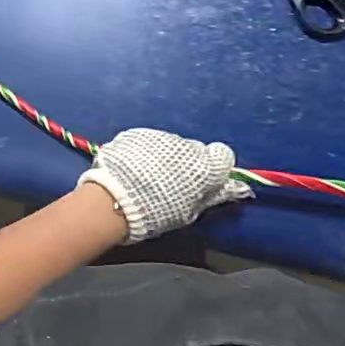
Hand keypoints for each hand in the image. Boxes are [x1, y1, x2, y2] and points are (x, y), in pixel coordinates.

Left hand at [77, 129, 250, 243]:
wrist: (113, 199)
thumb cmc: (155, 211)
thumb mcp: (189, 212)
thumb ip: (210, 196)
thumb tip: (230, 188)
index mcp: (205, 165)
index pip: (222, 156)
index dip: (213, 168)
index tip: (202, 180)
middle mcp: (185, 144)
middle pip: (193, 149)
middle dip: (186, 162)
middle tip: (169, 182)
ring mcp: (159, 136)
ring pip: (169, 144)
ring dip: (163, 156)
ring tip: (145, 176)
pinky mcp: (136, 133)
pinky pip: (146, 141)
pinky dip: (143, 151)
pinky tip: (130, 167)